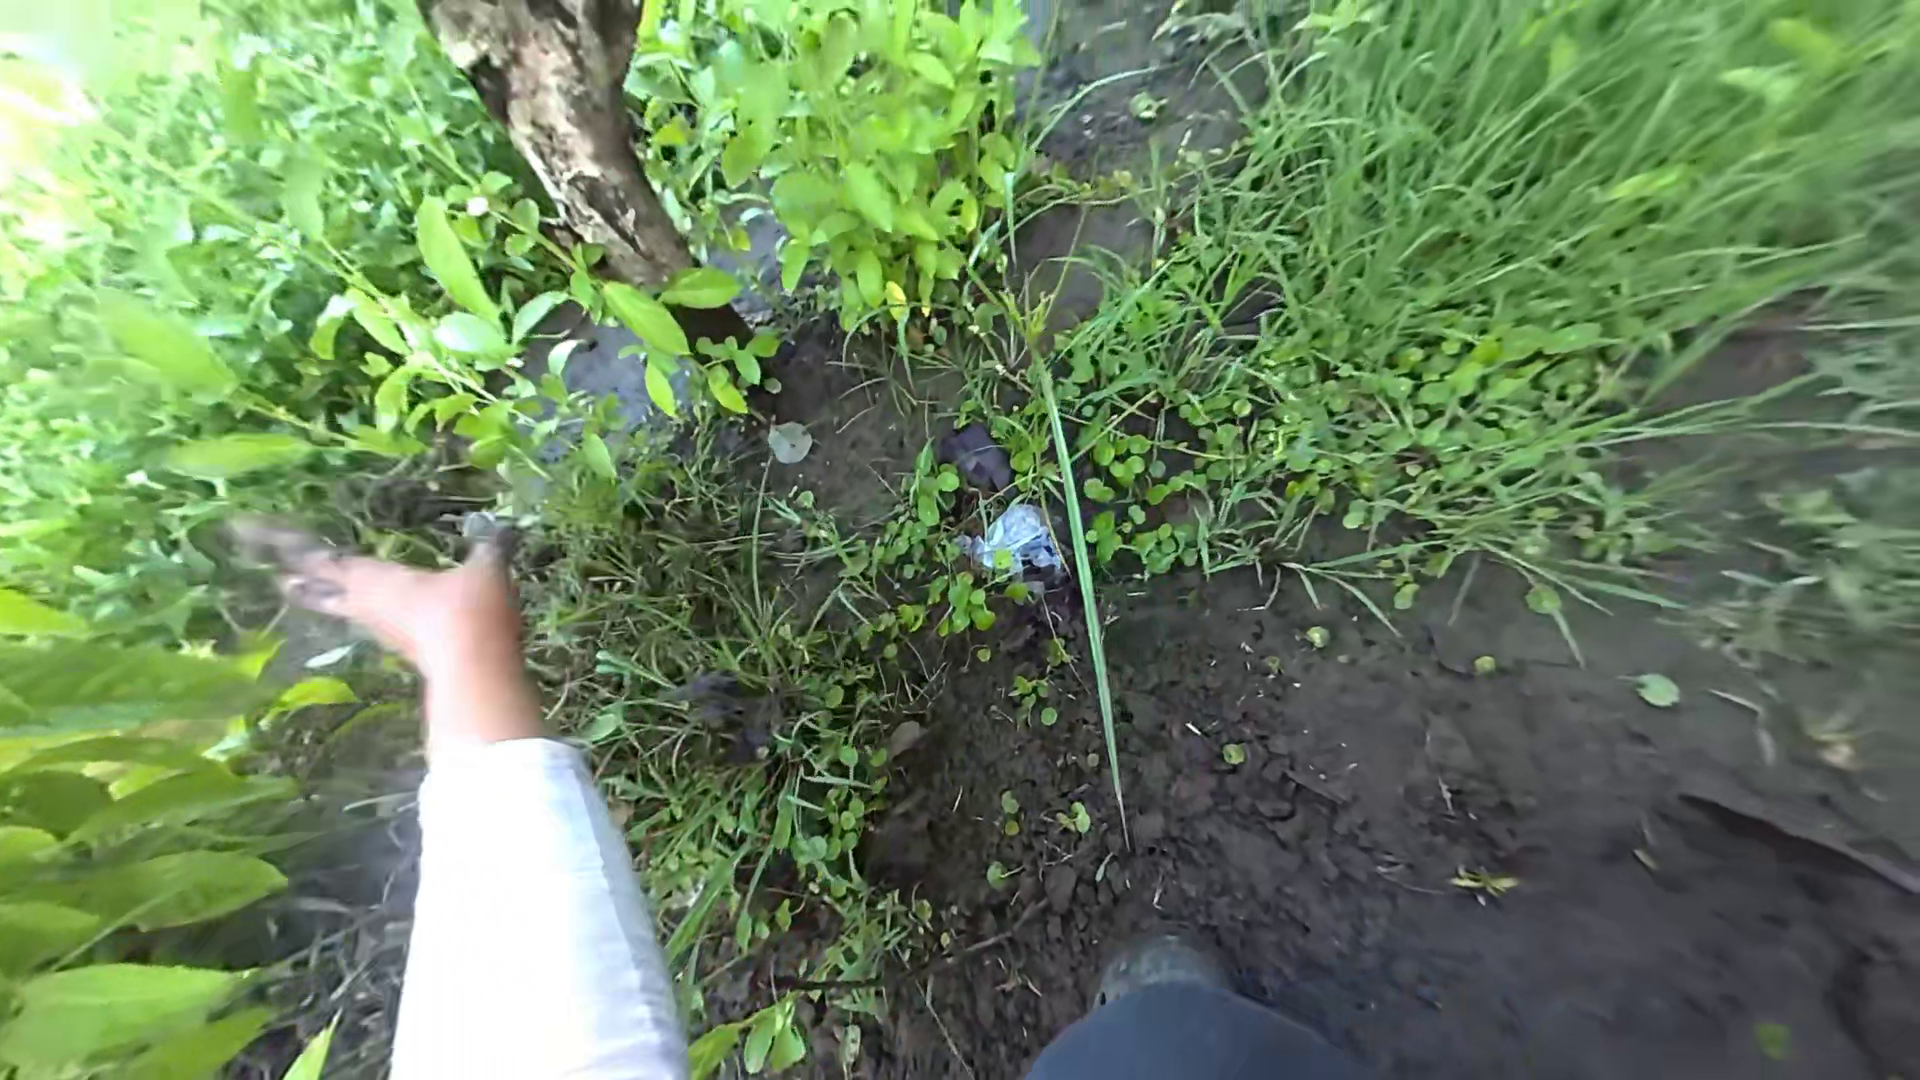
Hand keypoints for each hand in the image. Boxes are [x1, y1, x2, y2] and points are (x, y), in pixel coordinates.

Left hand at [234, 520, 543, 752]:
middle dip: (300, 580)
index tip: (245, 527)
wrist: (475, 664)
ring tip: (308, 592)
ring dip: (324, 599)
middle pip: (322, 589)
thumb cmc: (469, 609)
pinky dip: (365, 613)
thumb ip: (491, 547)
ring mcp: (384, 628)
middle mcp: (369, 604)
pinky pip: (374, 623)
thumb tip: (502, 525)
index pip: (323, 557)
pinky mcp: (405, 646)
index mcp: (378, 579)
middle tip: (278, 576)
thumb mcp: (486, 570)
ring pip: (343, 609)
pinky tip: (378, 615)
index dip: (284, 542)